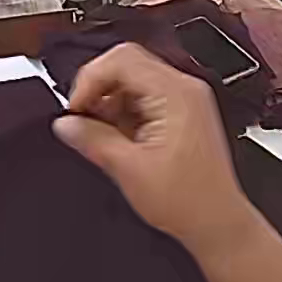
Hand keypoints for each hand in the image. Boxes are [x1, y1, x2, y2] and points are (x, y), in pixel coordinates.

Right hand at [53, 44, 281, 281]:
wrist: (216, 223)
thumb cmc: (189, 201)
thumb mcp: (129, 169)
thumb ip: (92, 139)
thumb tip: (65, 122)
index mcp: (176, 94)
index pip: (121, 59)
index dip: (89, 80)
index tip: (76, 109)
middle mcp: (186, 90)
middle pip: (127, 65)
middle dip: (99, 92)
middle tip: (85, 122)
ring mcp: (187, 101)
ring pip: (134, 82)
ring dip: (111, 105)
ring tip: (106, 138)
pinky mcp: (184, 115)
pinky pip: (146, 99)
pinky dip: (126, 114)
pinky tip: (121, 141)